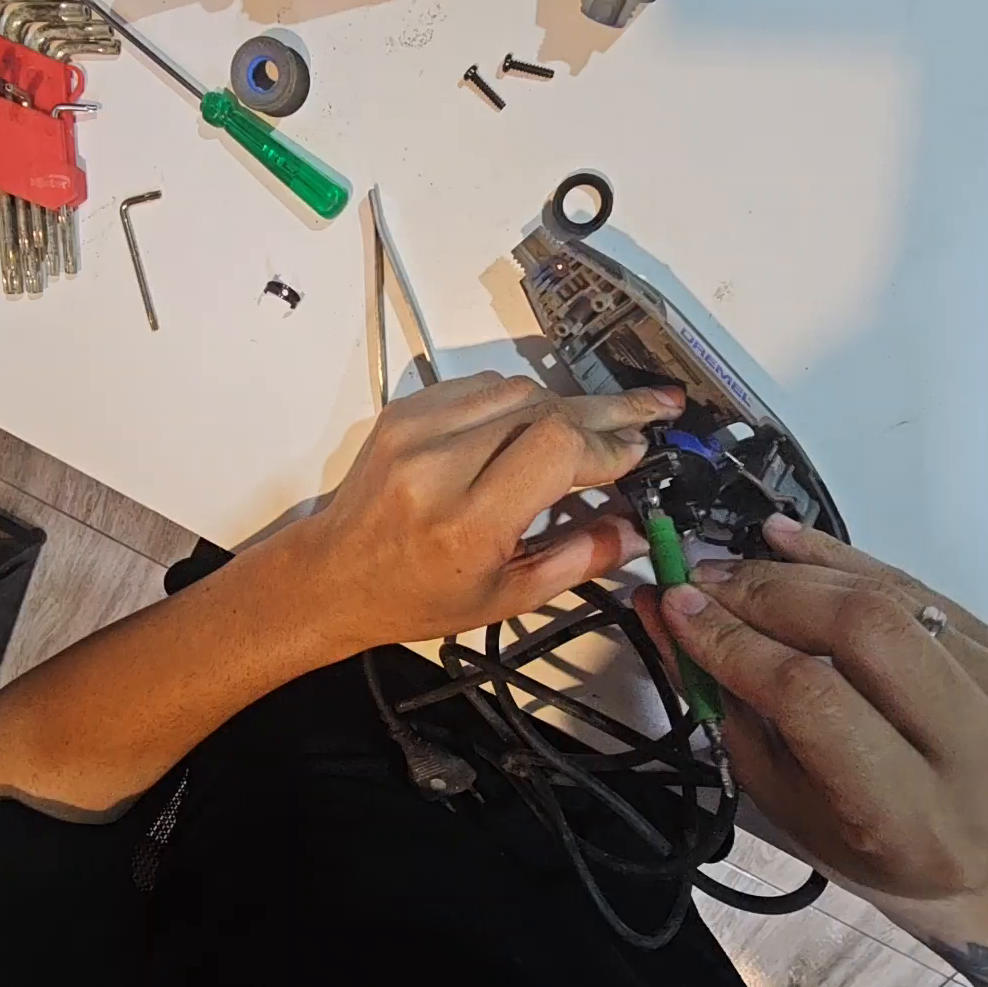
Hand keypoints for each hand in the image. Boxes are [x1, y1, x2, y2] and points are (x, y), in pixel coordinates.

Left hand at [291, 372, 684, 651]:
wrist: (332, 573)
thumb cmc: (417, 599)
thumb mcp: (501, 600)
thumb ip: (574, 561)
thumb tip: (636, 530)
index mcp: (467, 521)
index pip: (556, 449)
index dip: (607, 444)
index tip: (638, 452)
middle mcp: (439, 464)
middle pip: (543, 408)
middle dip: (606, 410)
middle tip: (655, 405)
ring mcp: (415, 428)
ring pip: (515, 389)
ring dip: (562, 404)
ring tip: (598, 423)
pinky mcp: (403, 411)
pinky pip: (478, 386)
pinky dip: (516, 398)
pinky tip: (535, 420)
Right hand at [634, 515, 987, 900]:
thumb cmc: (855, 840)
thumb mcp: (773, 783)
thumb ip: (716, 693)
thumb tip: (660, 604)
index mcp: (918, 821)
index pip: (813, 697)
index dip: (735, 641)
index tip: (674, 602)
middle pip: (866, 628)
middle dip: (767, 591)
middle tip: (704, 577)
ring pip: (894, 598)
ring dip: (799, 570)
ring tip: (737, 561)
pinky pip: (922, 590)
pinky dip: (847, 560)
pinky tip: (788, 541)